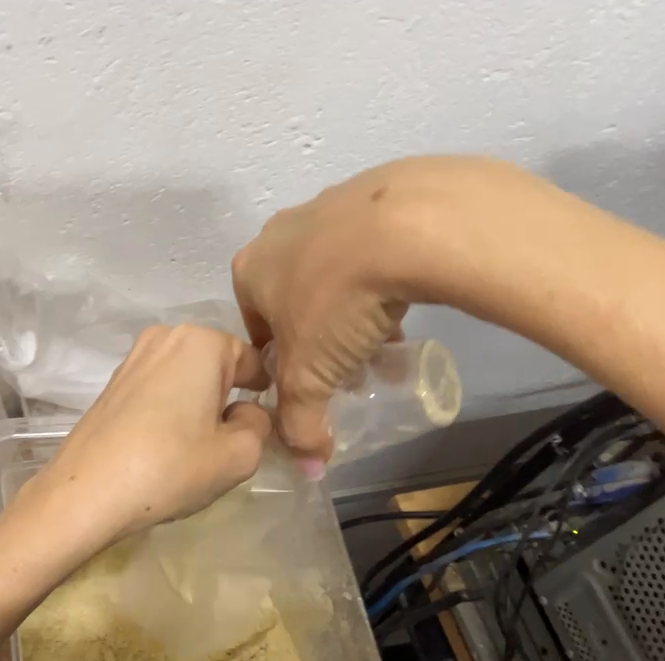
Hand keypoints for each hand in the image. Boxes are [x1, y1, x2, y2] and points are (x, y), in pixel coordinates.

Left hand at [19, 323, 271, 549]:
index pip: (252, 361)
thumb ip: (259, 425)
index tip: (264, 422)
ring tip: (192, 451)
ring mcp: (130, 362)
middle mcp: (163, 339)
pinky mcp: (108, 389)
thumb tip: (245, 412)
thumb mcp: (238, 455)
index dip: (264, 392)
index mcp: (201, 341)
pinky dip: (166, 416)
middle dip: (225, 399)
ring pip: (182, 383)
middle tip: (227, 443)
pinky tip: (161, 450)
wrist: (85, 493)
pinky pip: (154, 396)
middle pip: (214, 369)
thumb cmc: (169, 468)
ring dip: (194, 409)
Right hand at [232, 156, 528, 466]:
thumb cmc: (337, 302)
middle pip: (294, 299)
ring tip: (382, 338)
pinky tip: (406, 294)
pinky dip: (383, 271)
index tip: (309, 380)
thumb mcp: (310, 378)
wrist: (415, 224)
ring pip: (334, 271)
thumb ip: (299, 423)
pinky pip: (373, 243)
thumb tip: (308, 468)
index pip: (255, 329)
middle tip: (347, 364)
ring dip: (352, 307)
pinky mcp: (380, 189)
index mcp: (249, 271)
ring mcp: (329, 205)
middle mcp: (280, 233)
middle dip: (319, 335)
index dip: (281, 362)